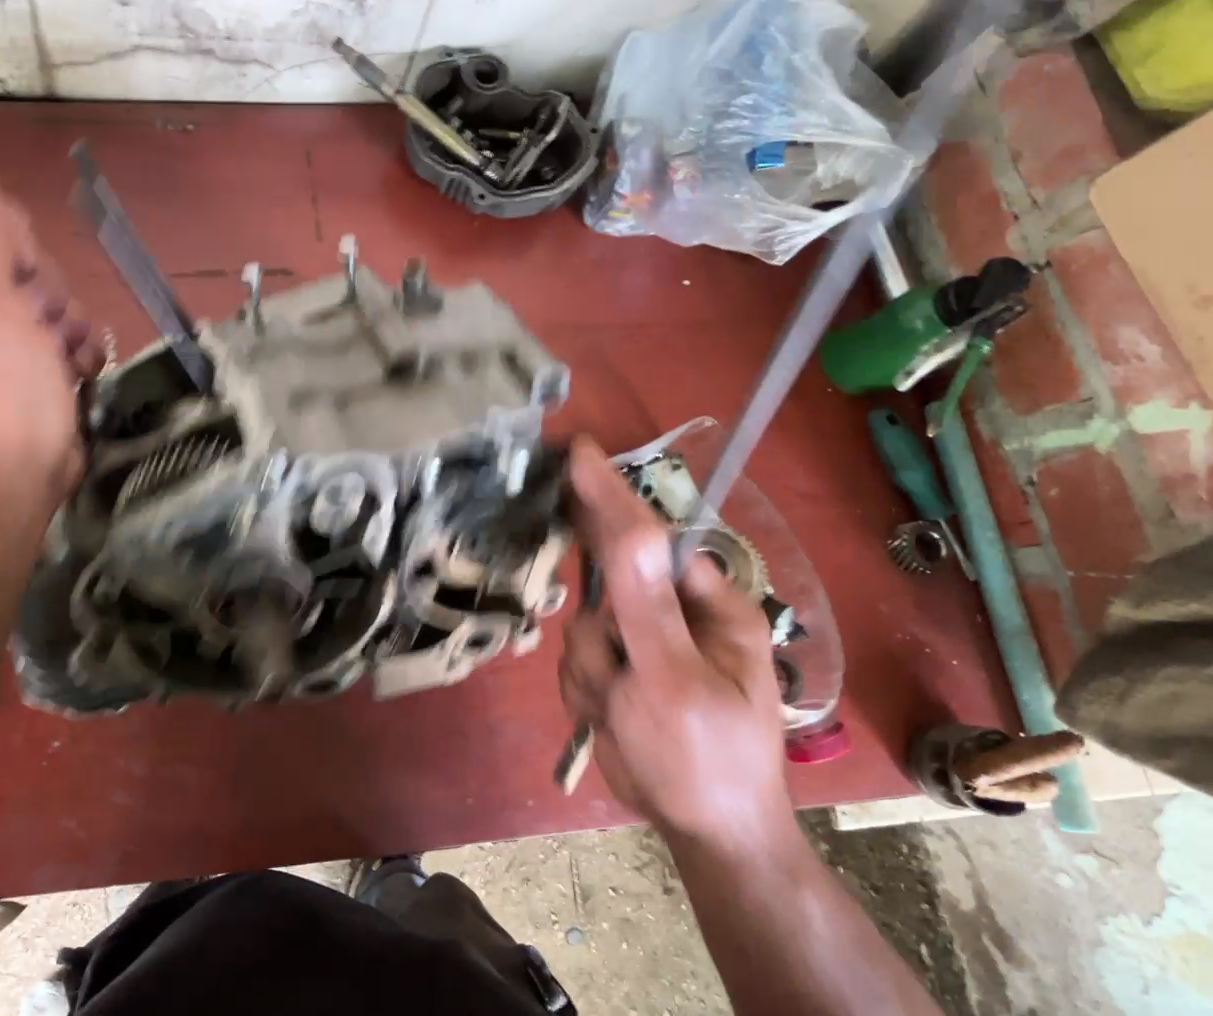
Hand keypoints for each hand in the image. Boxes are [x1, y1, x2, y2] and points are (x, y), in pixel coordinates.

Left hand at [0, 129, 107, 501]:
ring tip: (65, 355)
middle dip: (48, 287)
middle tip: (44, 321)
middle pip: (21, 261)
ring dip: (70, 323)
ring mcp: (0, 343)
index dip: (12, 240)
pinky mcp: (31, 372)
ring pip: (50, 300)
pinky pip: (63, 338)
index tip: (23, 276)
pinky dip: (77, 352)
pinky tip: (79, 371)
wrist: (19, 474)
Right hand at [558, 437, 793, 850]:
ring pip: (580, 629)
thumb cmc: (705, 755)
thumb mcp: (675, 679)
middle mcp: (673, 613)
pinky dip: (583, 692)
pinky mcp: (614, 673)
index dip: (611, 495)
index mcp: (707, 603)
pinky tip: (612, 720)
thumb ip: (647, 604)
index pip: (650, 537)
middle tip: (617, 675)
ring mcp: (640, 644)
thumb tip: (631, 528)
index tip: (575, 451)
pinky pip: (572, 662)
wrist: (703, 828)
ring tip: (623, 711)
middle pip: (603, 584)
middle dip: (601, 636)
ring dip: (591, 672)